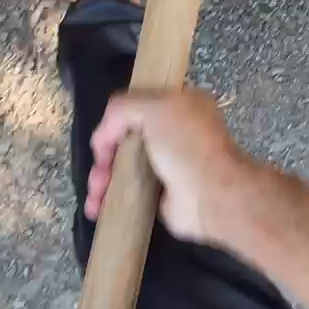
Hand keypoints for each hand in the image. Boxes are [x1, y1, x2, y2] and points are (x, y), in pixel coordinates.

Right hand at [87, 89, 254, 244]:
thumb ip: (123, 107)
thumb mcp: (156, 108)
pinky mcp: (158, 191)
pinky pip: (125, 189)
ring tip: (97, 194)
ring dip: (102, 178)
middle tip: (100, 169)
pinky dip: (107, 196)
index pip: (137, 102)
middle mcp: (173, 130)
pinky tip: (97, 206)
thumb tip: (103, 133)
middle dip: (104, 153)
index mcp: (180, 103)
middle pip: (124, 136)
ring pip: (121, 164)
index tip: (104, 136)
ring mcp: (166, 161)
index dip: (116, 118)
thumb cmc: (187, 145)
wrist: (211, 195)